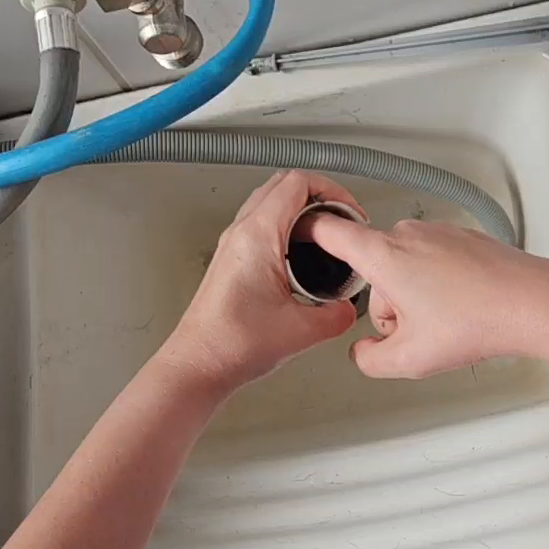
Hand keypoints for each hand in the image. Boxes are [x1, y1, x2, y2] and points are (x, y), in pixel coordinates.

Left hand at [155, 171, 360, 390]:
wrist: (199, 365)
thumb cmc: (231, 344)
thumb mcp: (303, 330)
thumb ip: (338, 314)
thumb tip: (349, 308)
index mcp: (258, 235)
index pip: (298, 182)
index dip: (333, 190)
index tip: (349, 211)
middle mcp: (241, 232)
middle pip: (283, 184)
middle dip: (319, 195)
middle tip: (341, 218)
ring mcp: (232, 245)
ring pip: (269, 203)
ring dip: (300, 210)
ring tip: (325, 237)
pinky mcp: (230, 261)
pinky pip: (260, 226)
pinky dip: (285, 229)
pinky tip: (302, 260)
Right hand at [302, 216, 548, 378]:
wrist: (533, 302)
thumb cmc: (477, 321)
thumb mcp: (410, 360)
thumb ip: (370, 361)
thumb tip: (364, 354)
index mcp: (385, 256)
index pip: (332, 233)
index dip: (310, 232)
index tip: (296, 229)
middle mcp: (408, 235)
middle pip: (375, 269)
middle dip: (388, 303)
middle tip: (418, 329)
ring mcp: (438, 234)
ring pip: (406, 268)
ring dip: (415, 296)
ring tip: (448, 321)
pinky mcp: (463, 238)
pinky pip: (433, 262)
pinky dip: (441, 285)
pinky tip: (464, 307)